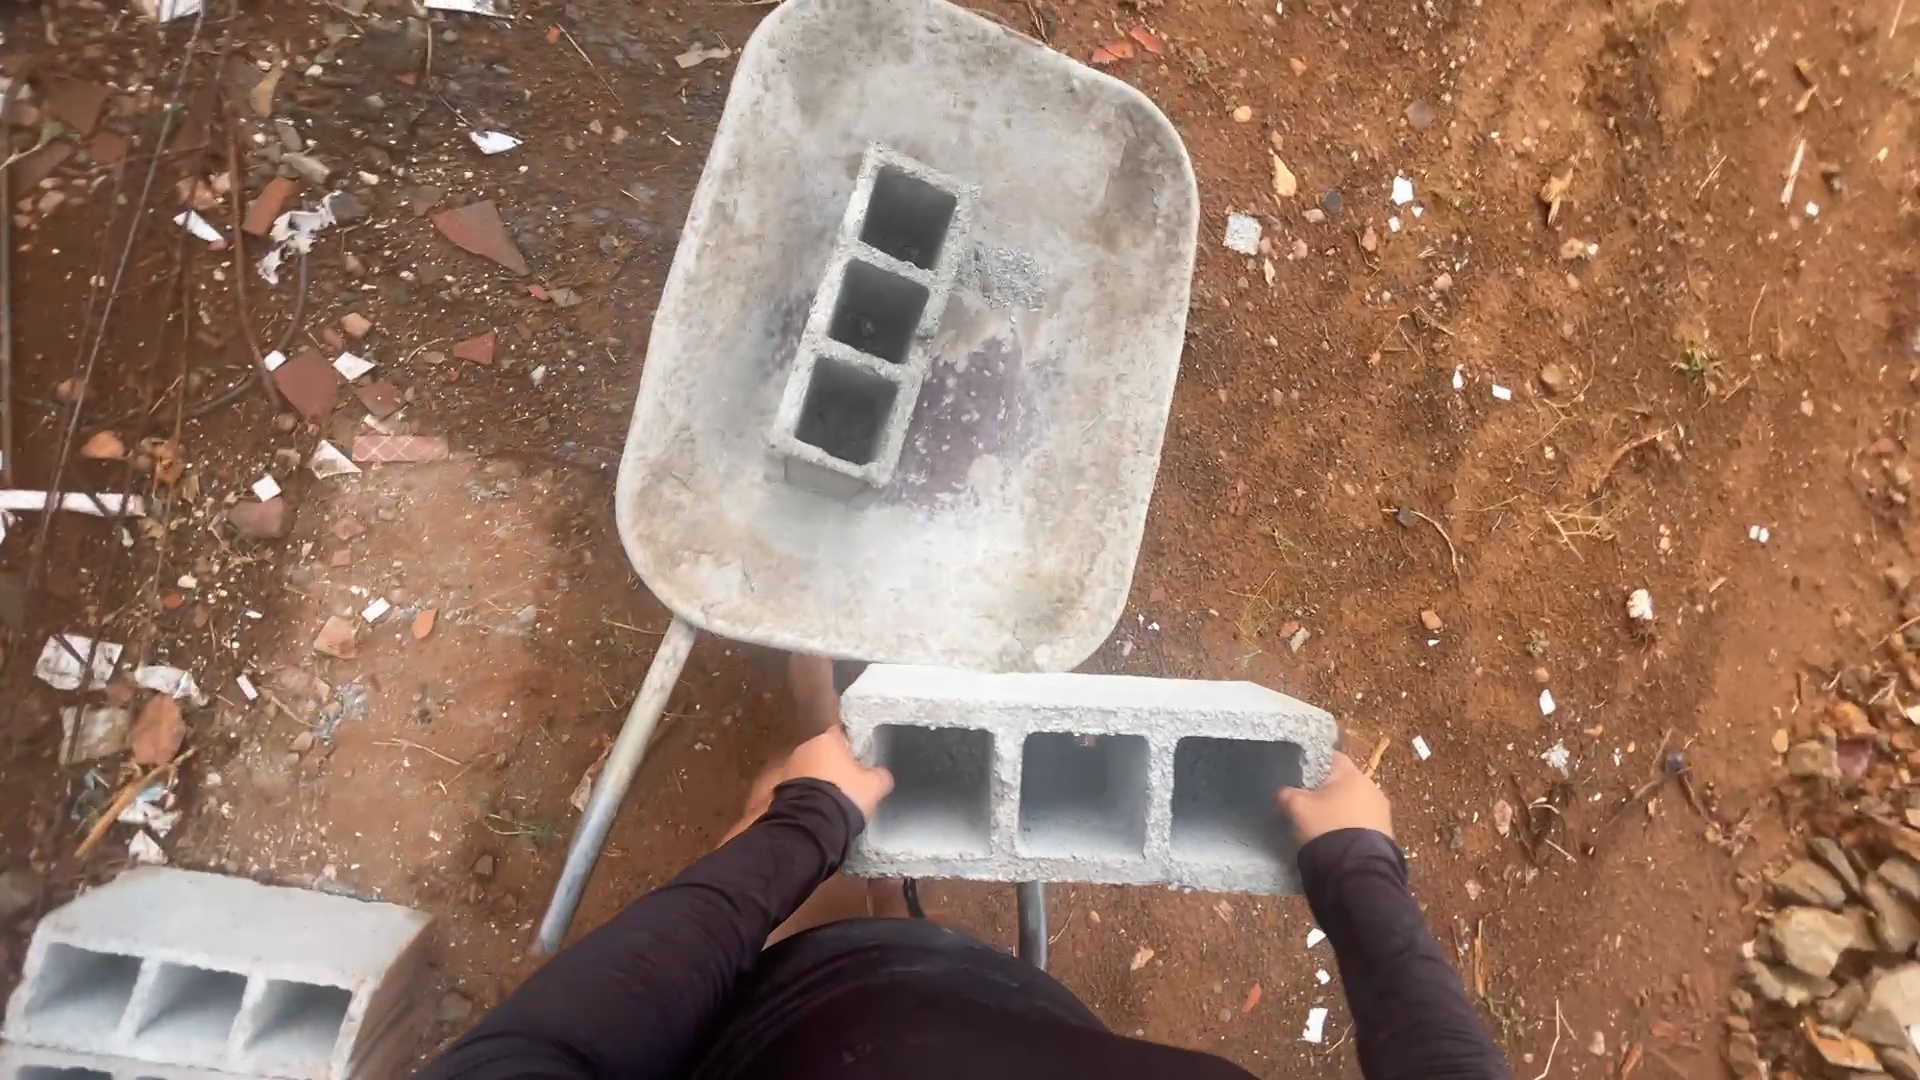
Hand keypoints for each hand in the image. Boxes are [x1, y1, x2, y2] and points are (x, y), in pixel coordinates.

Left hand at [780, 728, 892, 823]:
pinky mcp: (780, 788)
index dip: (854, 746)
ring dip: (820, 779)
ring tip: (833, 799)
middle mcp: (806, 747)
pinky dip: (809, 793)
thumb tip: (881, 774)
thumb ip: (881, 774)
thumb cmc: (845, 795)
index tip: (862, 760)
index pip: (844, 733)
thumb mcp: (875, 786)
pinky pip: (801, 786)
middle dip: (835, 764)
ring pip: (812, 769)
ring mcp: (790, 767)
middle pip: (826, 751)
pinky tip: (819, 808)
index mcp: (828, 739)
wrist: (810, 825)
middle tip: (850, 782)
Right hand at [1276, 752, 1392, 845]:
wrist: (1356, 870)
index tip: (1300, 777)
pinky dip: (1350, 826)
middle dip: (1327, 790)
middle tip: (1308, 803)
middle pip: (1344, 781)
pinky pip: (1363, 822)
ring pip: (1354, 802)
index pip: (1331, 757)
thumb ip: (1285, 793)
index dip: (1313, 763)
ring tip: (1323, 825)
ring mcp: (1382, 812)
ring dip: (1341, 809)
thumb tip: (1282, 794)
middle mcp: (1372, 788)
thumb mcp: (1295, 806)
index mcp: (1352, 775)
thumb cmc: (1325, 827)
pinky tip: (1338, 838)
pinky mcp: (1388, 833)